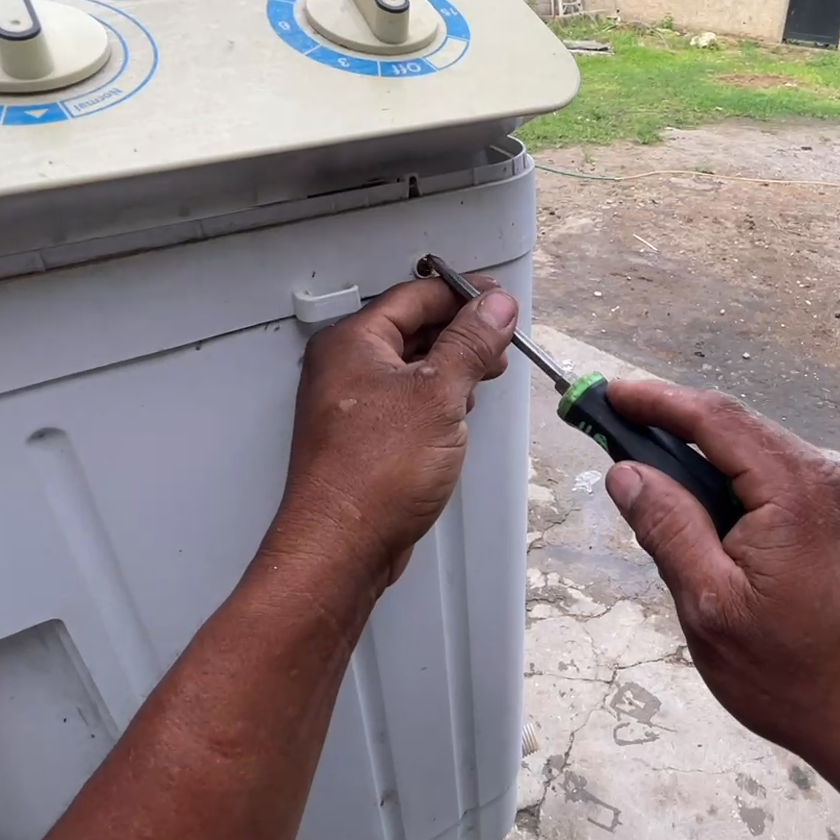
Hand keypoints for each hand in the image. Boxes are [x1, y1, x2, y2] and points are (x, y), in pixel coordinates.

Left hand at [269, 276, 518, 587]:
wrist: (341, 546)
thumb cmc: (373, 474)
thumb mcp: (438, 395)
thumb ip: (469, 344)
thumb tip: (494, 308)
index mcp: (353, 342)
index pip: (415, 295)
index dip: (462, 293)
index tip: (498, 300)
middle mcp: (345, 366)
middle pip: (412, 326)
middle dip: (461, 330)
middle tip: (499, 337)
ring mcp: (352, 402)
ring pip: (412, 363)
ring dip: (453, 363)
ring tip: (486, 369)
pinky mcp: (363, 435)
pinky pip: (407, 396)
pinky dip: (438, 394)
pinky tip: (460, 407)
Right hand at [602, 381, 839, 775]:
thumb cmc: (795, 676)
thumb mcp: (710, 606)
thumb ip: (667, 528)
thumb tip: (627, 472)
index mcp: (797, 489)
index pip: (714, 418)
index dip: (656, 399)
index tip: (611, 392)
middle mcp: (826, 474)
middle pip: (734, 425)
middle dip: (672, 421)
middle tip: (616, 427)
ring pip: (752, 448)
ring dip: (699, 452)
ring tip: (648, 470)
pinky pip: (771, 472)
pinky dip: (728, 475)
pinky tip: (700, 501)